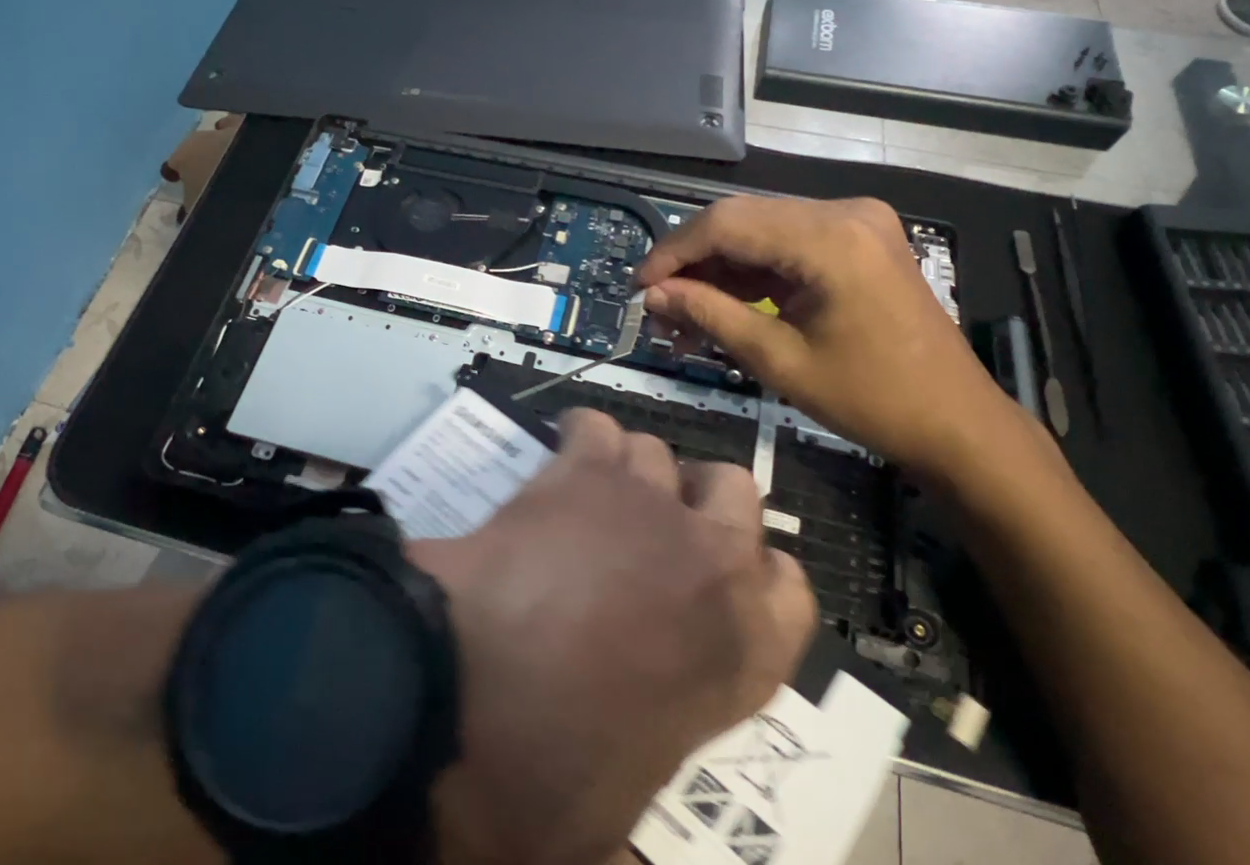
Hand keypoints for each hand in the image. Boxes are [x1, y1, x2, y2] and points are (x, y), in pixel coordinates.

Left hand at [409, 409, 815, 864]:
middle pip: (737, 493)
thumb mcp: (604, 822)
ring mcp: (646, 508)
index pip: (792, 592)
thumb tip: (618, 860)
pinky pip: (595, 427)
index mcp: (744, 654)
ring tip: (595, 502)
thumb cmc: (546, 770)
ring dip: (636, 474)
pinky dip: (579, 440)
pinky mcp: (577, 473)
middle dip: (702, 506)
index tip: (714, 586)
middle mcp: (712, 565)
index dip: (755, 584)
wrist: (456, 693)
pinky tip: (555, 466)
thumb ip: (629, 816)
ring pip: (663, 454)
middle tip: (652, 533)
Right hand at [635, 195, 1034, 480]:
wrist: (955, 420)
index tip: (639, 289)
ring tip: (684, 316)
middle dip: (692, 262)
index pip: (726, 224)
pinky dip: (752, 272)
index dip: (673, 253)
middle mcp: (845, 212)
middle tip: (659, 308)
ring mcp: (857, 223)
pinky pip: (789, 244)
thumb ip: (711, 315)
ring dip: (719, 269)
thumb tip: (654, 295)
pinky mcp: (860, 240)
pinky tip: (723, 305)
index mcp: (830, 238)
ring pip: (761, 230)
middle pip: (742, 220)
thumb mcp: (778, 360)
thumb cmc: (870, 397)